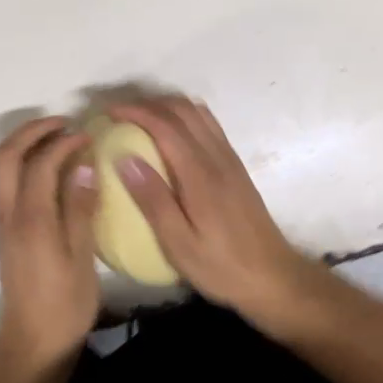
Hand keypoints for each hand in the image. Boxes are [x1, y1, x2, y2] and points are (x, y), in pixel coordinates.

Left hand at [0, 117, 99, 369]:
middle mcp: (9, 213)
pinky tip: (51, 169)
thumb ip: (79, 209)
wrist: (32, 341)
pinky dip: (25, 164)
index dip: (62, 142)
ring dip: (25, 144)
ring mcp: (3, 220)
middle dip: (32, 131)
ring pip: (3, 167)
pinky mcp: (6, 230)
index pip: (40, 163)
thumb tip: (84, 165)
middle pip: (7, 155)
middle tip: (63, 123)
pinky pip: (8, 182)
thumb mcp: (82, 258)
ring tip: (58, 138)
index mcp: (31, 219)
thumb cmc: (64, 305)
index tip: (87, 135)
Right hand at [111, 97, 323, 330]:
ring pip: (197, 113)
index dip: (134, 112)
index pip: (165, 125)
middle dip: (147, 103)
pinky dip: (183, 117)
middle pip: (182, 109)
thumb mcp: (179, 244)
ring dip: (166, 106)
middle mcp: (217, 157)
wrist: (275, 280)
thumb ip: (152, 199)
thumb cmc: (221, 267)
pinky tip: (169, 135)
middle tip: (118, 114)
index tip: (107, 113)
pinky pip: (208, 125)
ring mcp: (229, 159)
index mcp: (200, 174)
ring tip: (139, 119)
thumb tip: (123, 158)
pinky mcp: (235, 166)